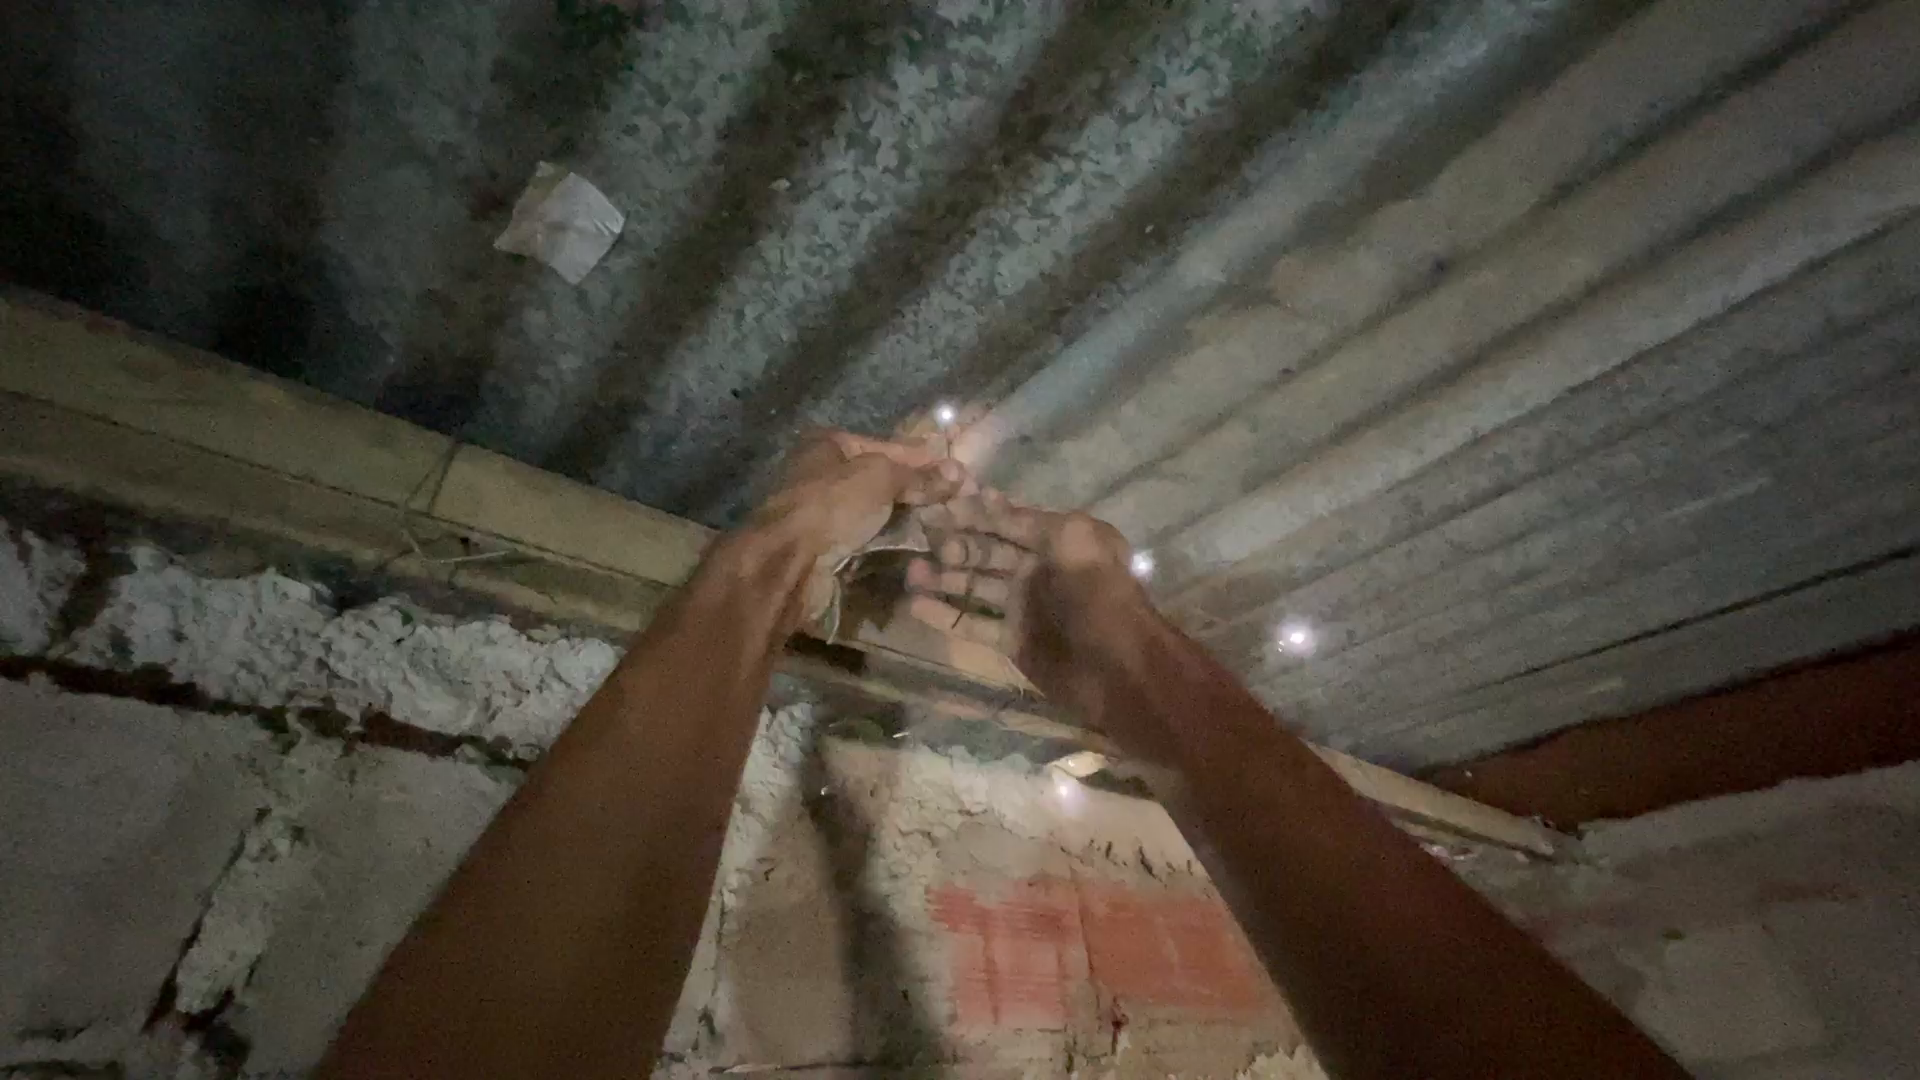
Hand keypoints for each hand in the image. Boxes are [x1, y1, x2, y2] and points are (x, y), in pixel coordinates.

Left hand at [752, 429, 965, 626]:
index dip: (925, 460)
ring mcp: (826, 515)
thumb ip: (918, 476)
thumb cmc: (830, 504)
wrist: (788, 562)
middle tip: (959, 504)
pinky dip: (892, 545)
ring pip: (878, 515)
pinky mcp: (830, 549)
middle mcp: (825, 476)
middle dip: (918, 493)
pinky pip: (870, 542)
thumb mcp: (880, 477)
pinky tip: (922, 550)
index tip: (960, 474)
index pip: (889, 447)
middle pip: (883, 481)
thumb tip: (959, 474)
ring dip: (908, 522)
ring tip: (949, 529)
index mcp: (830, 445)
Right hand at [903, 491, 1144, 711]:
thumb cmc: (1099, 595)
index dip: (971, 513)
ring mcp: (1023, 606)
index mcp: (1056, 540)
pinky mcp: (1013, 641)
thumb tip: (986, 497)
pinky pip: (973, 623)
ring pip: (974, 586)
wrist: (1120, 667)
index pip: (1005, 520)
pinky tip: (915, 606)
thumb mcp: (1072, 540)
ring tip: (911, 574)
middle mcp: (1037, 569)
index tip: (935, 508)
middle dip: (954, 545)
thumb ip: (1028, 519)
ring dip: (942, 578)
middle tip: (924, 543)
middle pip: (986, 551)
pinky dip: (945, 615)